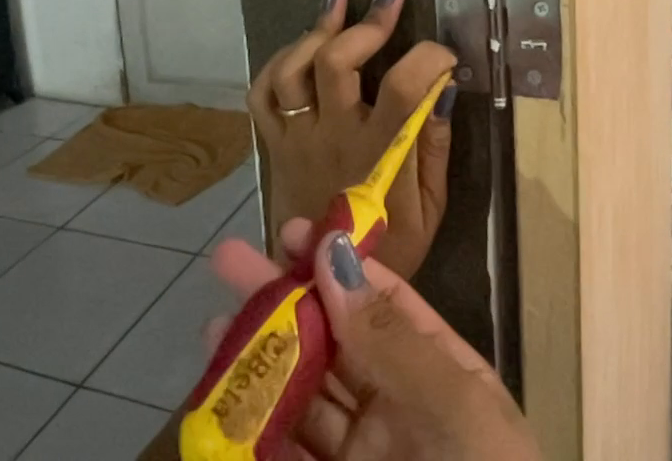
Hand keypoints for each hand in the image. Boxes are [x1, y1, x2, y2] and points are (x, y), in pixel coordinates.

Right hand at [209, 220, 539, 460]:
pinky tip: (223, 395)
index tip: (293, 233)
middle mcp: (399, 413)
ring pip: (301, 395)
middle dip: (284, 300)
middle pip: (332, 342)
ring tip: (217, 324)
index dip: (340, 264)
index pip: (386, 303)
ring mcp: (362, 459)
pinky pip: (282, 454)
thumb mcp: (454, 411)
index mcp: (443, 379)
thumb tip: (336, 255)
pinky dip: (250, 427)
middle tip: (231, 261)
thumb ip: (391, 338)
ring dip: (259, 358)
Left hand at [249, 0, 457, 278]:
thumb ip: (435, 149)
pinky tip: (301, 43)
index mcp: (379, 155)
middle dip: (367, 22)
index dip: (426, 58)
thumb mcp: (429, 211)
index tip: (443, 51)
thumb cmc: (385, 248)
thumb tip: (445, 90)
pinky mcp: (273, 142)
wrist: (318, 286)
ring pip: (294, 67)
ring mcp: (297, 137)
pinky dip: (277, 60)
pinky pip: (262, 91)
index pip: (403, 89)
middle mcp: (333, 136)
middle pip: (337, 62)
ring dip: (317, 27)